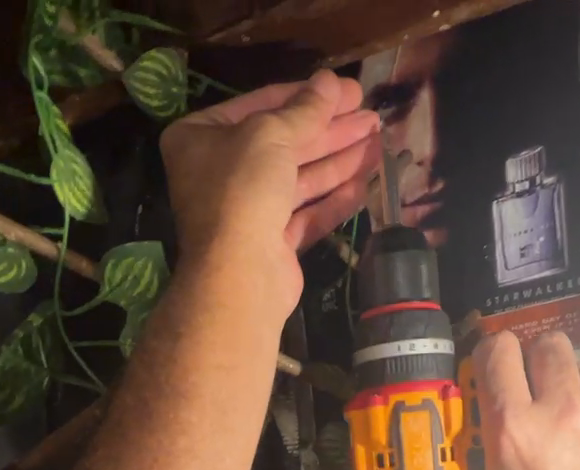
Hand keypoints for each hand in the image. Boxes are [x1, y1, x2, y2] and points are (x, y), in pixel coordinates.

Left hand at [160, 70, 379, 318]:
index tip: (349, 90)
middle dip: (330, 131)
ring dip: (339, 162)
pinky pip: (305, 215)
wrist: (240, 276)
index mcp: (200, 137)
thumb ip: (305, 110)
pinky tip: (364, 184)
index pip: (261, 106)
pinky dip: (333, 200)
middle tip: (373, 117)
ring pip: (298, 180)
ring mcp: (246, 212)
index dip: (308, 96)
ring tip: (379, 144)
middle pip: (283, 144)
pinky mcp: (271, 245)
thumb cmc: (243, 191)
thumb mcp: (271, 134)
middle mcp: (219, 173)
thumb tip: (331, 81)